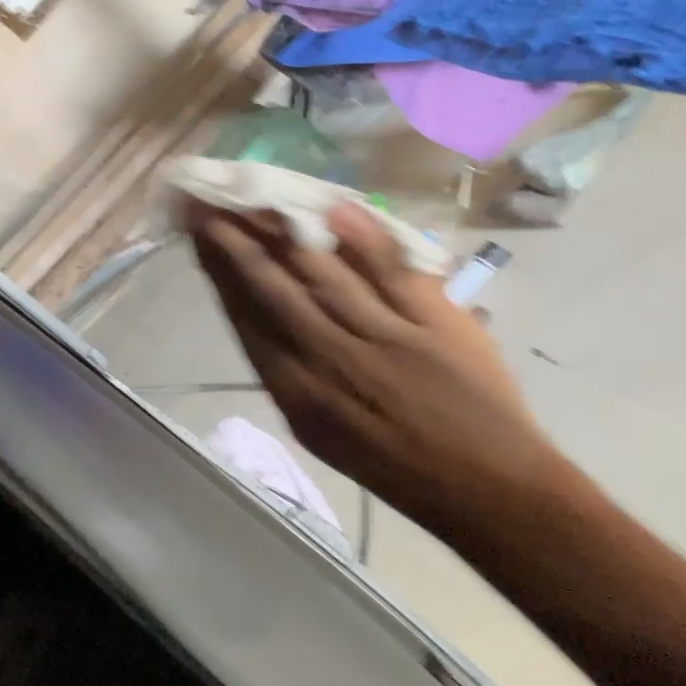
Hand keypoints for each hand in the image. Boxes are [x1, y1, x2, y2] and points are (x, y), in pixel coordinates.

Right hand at [185, 199, 576, 529]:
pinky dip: (363, 240)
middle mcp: (328, 358)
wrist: (486, 488)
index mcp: (294, 388)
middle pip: (273, 286)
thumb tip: (260, 317)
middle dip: (237, 241)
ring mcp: (384, 338)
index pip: (244, 316)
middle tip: (211, 201)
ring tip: (256, 197)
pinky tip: (333, 209)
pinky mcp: (435, 326)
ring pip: (322, 274)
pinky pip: (392, 274)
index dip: (218, 271)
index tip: (199, 234)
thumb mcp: (314, 429)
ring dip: (283, 232)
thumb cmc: (390, 465)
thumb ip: (285, 371)